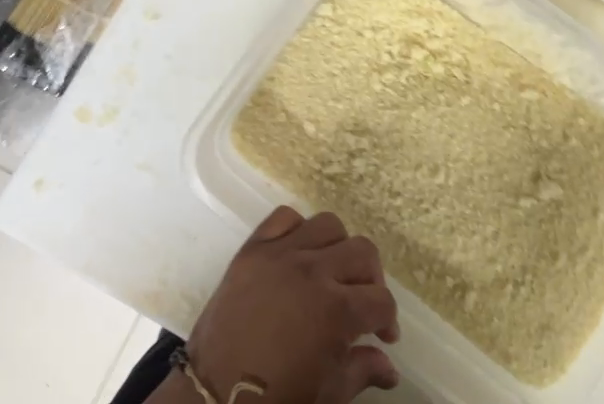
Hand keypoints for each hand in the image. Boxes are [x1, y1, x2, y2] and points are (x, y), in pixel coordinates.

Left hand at [183, 207, 399, 402]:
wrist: (213, 394)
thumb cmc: (275, 396)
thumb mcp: (326, 394)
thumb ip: (362, 371)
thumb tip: (390, 368)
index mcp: (335, 310)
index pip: (381, 300)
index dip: (387, 320)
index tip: (382, 336)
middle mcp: (312, 271)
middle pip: (362, 252)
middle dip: (371, 280)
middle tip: (362, 303)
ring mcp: (280, 254)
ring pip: (328, 225)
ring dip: (338, 248)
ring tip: (331, 273)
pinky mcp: (252, 249)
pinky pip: (283, 218)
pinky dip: (297, 229)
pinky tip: (298, 254)